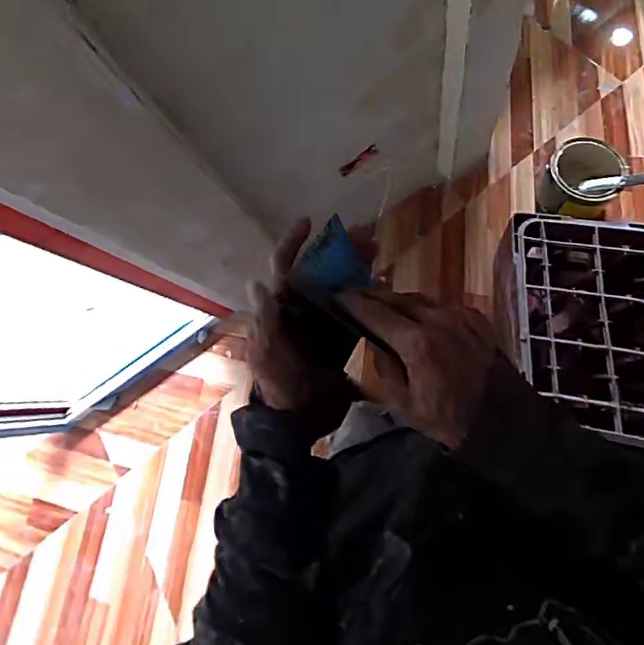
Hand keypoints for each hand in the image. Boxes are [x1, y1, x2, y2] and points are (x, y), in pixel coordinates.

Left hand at [248, 218, 357, 428]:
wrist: (301, 422)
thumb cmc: (277, 386)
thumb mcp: (266, 356)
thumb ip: (264, 322)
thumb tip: (257, 284)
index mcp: (280, 307)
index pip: (285, 266)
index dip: (294, 242)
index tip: (309, 222)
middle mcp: (301, 306)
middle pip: (320, 268)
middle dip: (340, 248)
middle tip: (367, 235)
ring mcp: (322, 318)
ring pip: (340, 281)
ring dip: (357, 263)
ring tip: (378, 250)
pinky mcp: (341, 333)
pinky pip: (356, 305)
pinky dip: (369, 290)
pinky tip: (386, 280)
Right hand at [342, 289, 504, 447]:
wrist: (505, 424)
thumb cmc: (449, 420)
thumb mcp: (404, 405)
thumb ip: (382, 368)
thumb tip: (370, 341)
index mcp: (416, 342)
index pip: (374, 311)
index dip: (352, 303)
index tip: (336, 297)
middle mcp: (437, 319)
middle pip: (395, 297)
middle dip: (373, 296)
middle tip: (355, 297)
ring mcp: (459, 315)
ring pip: (418, 298)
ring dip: (398, 301)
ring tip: (383, 306)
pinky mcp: (475, 317)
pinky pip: (441, 305)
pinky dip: (424, 308)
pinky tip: (418, 318)